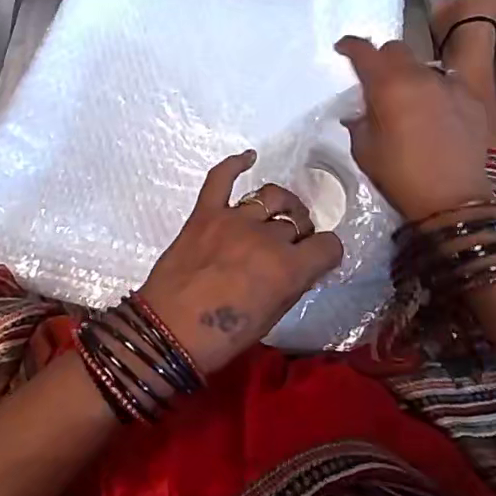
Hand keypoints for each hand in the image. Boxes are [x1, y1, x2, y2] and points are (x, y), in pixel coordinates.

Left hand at [137, 152, 343, 375]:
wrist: (166, 332)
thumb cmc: (222, 338)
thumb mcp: (272, 317)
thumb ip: (292, 284)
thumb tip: (301, 265)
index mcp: (288, 268)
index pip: (328, 245)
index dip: (326, 254)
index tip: (317, 261)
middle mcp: (266, 237)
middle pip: (297, 223)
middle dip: (300, 236)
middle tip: (288, 249)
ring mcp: (233, 219)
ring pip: (271, 197)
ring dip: (280, 207)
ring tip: (276, 217)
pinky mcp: (204, 213)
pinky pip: (220, 178)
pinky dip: (234, 164)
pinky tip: (248, 158)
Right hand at [335, 36, 492, 219]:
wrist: (453, 200)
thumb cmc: (401, 177)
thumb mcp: (365, 151)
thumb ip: (359, 122)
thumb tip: (360, 111)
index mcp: (389, 86)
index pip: (365, 52)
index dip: (351, 46)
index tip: (342, 48)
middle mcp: (421, 77)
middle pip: (397, 50)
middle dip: (382, 59)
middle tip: (375, 79)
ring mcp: (451, 86)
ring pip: (424, 65)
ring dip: (410, 75)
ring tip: (406, 98)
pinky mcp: (472, 100)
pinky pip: (448, 83)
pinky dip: (435, 90)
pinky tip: (434, 112)